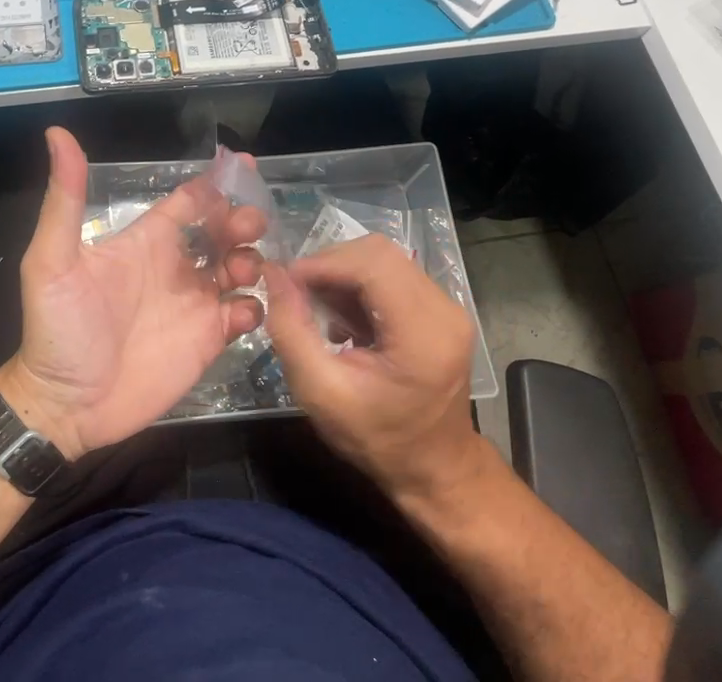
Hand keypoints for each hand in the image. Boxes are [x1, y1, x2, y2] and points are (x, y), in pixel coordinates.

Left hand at [0, 128, 266, 459]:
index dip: (216, 183)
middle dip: (243, 221)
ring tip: (242, 271)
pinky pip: (244, 315)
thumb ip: (65, 200)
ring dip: (251, 261)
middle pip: (222, 231)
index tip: (246, 167)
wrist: (66, 404)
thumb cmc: (57, 329)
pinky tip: (242, 312)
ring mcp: (194, 305)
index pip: (188, 201)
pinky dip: (254, 308)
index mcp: (144, 242)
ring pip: (240, 268)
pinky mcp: (208, 341)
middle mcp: (174, 267)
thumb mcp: (52, 260)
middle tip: (251, 226)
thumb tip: (57, 134)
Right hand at [263, 235, 500, 505]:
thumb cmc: (377, 438)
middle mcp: (445, 308)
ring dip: (343, 275)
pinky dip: (359, 287)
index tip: (285, 283)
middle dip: (330, 266)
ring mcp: (447, 307)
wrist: (433, 468)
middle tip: (297, 296)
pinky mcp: (440, 311)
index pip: (372, 263)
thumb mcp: (320, 392)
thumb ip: (292, 331)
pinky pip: (393, 277)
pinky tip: (342, 321)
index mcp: (423, 332)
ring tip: (318, 312)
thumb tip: (274, 276)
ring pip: (385, 260)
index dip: (323, 263)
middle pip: (379, 253)